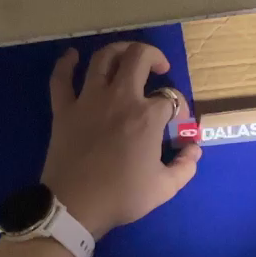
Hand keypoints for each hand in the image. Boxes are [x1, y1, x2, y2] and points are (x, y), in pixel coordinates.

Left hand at [41, 42, 200, 238]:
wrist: (75, 206)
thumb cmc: (122, 197)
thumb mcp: (165, 188)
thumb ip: (185, 166)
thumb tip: (194, 149)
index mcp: (147, 116)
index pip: (171, 98)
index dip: (180, 108)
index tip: (178, 126)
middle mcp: (120, 98)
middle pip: (138, 58)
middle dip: (154, 56)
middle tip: (159, 67)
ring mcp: (88, 100)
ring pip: (103, 58)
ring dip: (119, 50)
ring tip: (127, 56)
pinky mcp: (64, 109)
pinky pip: (61, 78)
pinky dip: (67, 63)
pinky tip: (73, 56)